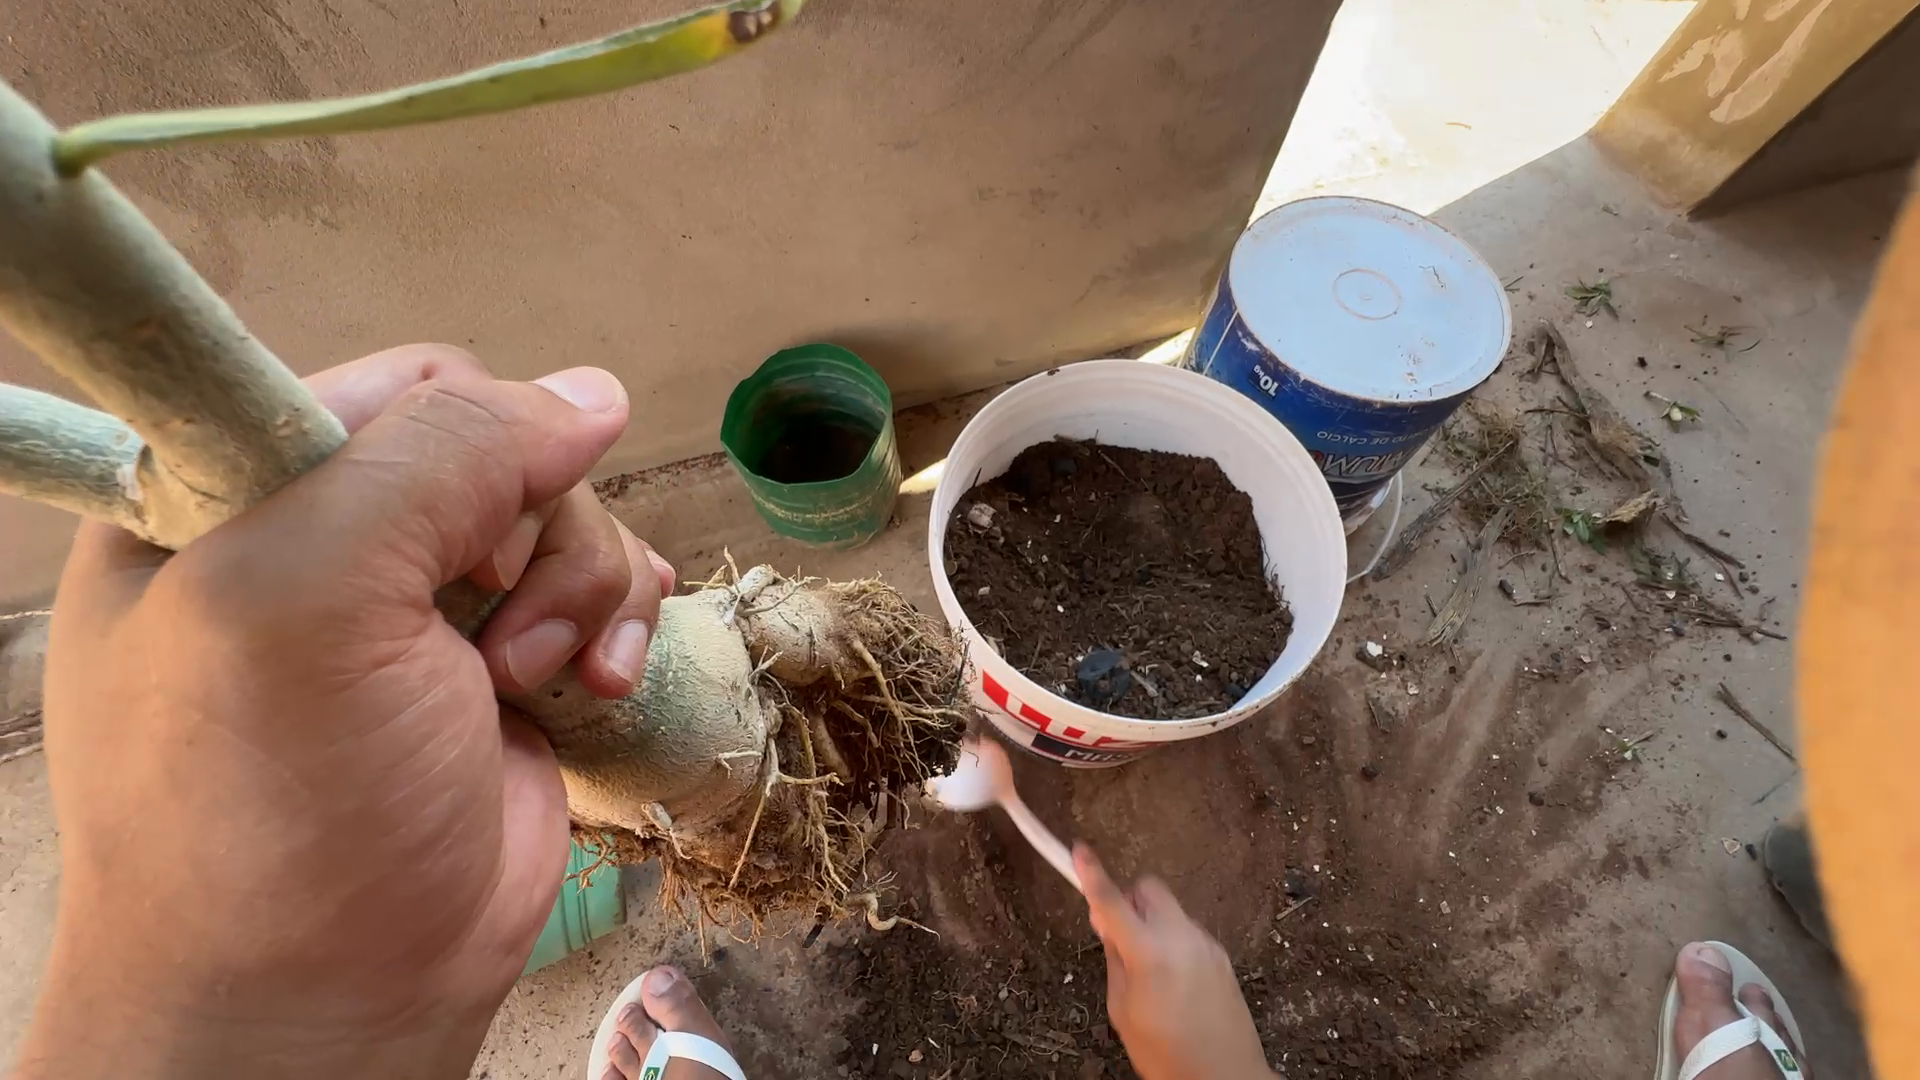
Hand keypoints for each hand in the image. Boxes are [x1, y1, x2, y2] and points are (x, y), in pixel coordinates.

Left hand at [15, 345, 669, 1079]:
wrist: (345, 985)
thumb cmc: (286, 802)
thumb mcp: (319, 599)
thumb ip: (449, 461)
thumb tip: (601, 395)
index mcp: (254, 492)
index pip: (415, 390)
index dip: (480, 448)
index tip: (473, 548)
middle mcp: (355, 534)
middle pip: (520, 459)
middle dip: (544, 543)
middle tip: (506, 640)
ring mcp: (446, 598)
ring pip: (579, 523)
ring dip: (590, 594)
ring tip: (550, 677)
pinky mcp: (521, 650)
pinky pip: (612, 587)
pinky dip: (623, 624)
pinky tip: (604, 679)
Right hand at [1076, 845, 1274, 1079]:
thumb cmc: (1165, 1054)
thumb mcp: (1123, 1011)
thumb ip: (1114, 959)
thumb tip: (1107, 922)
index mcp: (1148, 952)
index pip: (1112, 900)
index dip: (1092, 872)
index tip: (1079, 849)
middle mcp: (1179, 936)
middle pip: (1148, 888)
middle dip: (1129, 899)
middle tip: (1120, 931)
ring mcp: (1205, 942)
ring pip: (1168, 910)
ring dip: (1152, 922)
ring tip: (1150, 968)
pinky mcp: (1221, 954)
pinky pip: (1186, 931)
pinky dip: (1172, 940)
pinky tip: (1175, 980)